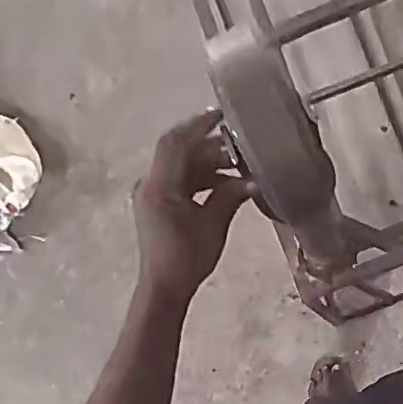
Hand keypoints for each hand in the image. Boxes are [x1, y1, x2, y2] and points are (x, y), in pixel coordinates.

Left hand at [134, 110, 255, 300]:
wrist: (164, 287)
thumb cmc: (187, 257)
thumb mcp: (213, 224)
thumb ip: (230, 195)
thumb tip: (251, 180)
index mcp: (160, 185)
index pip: (176, 142)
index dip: (198, 125)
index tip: (223, 116)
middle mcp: (151, 184)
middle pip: (181, 153)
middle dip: (211, 147)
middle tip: (242, 148)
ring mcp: (152, 194)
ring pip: (183, 168)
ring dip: (209, 165)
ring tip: (239, 168)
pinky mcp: (159, 205)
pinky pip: (181, 182)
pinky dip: (203, 180)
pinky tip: (226, 186)